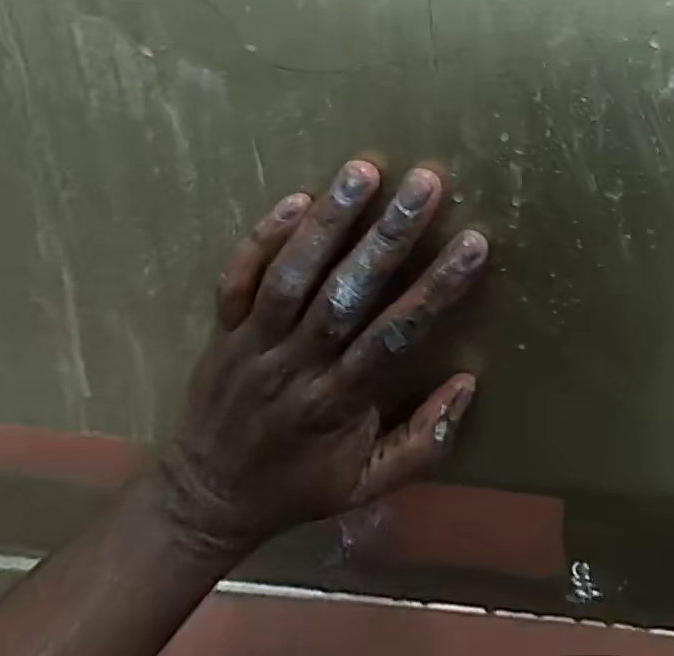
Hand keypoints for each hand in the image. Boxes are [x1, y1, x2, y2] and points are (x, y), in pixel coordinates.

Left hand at [155, 158, 487, 560]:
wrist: (199, 501)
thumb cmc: (295, 487)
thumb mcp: (365, 486)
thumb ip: (423, 442)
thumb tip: (468, 383)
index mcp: (335, 401)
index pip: (395, 335)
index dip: (437, 288)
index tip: (474, 243)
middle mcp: (295, 364)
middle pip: (345, 293)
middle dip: (389, 235)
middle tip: (425, 183)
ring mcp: (253, 342)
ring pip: (291, 276)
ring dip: (328, 221)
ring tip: (363, 172)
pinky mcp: (222, 328)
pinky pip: (238, 278)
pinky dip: (263, 238)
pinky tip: (296, 198)